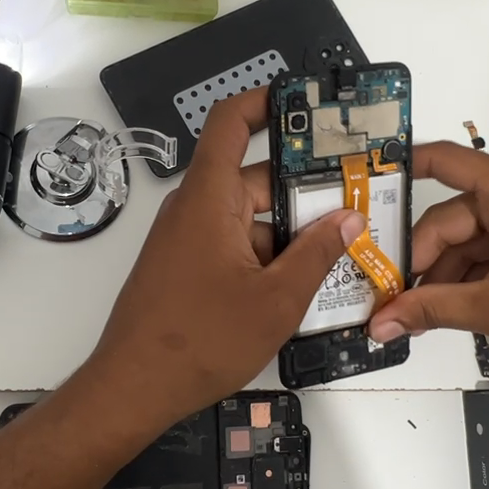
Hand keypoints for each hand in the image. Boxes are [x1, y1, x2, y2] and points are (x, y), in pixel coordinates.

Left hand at [84, 88, 364, 424]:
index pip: (231, 122)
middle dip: (304, 190)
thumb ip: (316, 254)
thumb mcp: (275, 301)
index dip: (265, 101)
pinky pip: (232, 242)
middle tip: (355, 203)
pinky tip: (300, 283)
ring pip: (248, 217)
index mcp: (209, 198)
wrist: (133, 388)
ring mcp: (187, 238)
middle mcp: (194, 208)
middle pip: (254, 178)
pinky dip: (265, 254)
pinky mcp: (185, 265)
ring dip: (288, 232)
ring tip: (339, 252)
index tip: (306, 103)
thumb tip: (349, 218)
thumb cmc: (202, 341)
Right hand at [367, 142, 488, 374]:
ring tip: (421, 312)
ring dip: (448, 274)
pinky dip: (475, 277)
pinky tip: (455, 308)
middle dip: (423, 257)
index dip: (404, 167)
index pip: (446, 161)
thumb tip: (385, 321)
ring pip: (474, 241)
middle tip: (393, 292)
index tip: (370, 179)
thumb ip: (433, 310)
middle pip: (454, 217)